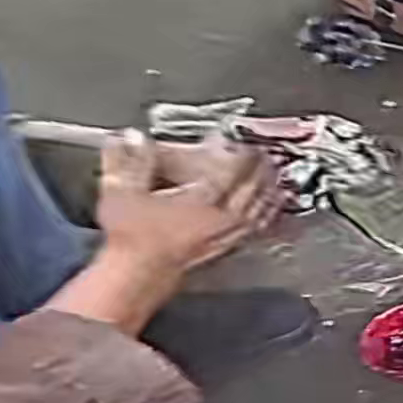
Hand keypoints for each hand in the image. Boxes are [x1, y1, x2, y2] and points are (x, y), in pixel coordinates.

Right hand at [97, 129, 281, 273]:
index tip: (243, 143)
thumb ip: (129, 161)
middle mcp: (226, 216)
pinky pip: (263, 224)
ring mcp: (235, 231)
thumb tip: (134, 136)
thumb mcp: (121, 190)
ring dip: (272, 190)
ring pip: (262, 206)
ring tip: (280, 177)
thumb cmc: (134, 231)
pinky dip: (272, 212)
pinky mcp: (237, 242)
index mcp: (202, 200)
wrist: (147, 265)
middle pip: (252, 189)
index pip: (228, 173)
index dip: (237, 156)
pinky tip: (277, 207)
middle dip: (261, 170)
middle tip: (269, 156)